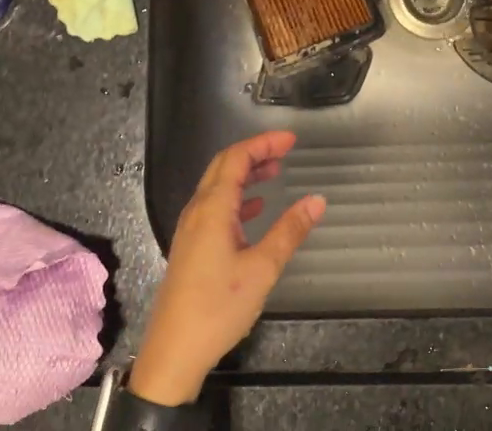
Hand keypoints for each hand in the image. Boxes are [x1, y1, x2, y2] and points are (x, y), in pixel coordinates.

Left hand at [128, 131, 324, 405]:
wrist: (174, 352)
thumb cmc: (218, 307)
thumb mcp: (261, 270)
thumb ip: (289, 231)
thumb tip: (317, 200)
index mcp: (212, 208)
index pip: (236, 158)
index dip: (263, 143)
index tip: (291, 139)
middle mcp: (197, 211)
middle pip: (223, 166)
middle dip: (254, 153)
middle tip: (285, 150)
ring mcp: (191, 229)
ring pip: (218, 187)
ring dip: (245, 174)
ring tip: (274, 172)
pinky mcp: (191, 247)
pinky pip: (214, 207)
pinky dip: (236, 199)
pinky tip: (254, 209)